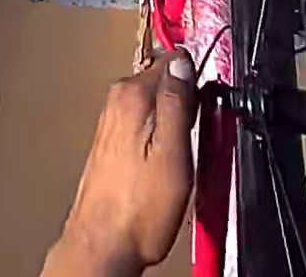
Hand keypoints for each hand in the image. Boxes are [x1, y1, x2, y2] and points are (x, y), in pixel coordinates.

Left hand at [42, 52, 195, 276]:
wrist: (102, 245)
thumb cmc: (139, 208)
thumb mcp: (174, 153)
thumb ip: (177, 101)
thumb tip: (183, 61)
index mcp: (133, 93)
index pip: (174, 61)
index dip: (196, 83)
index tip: (203, 110)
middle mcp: (118, 97)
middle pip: (164, 80)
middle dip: (184, 103)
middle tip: (191, 141)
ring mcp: (112, 117)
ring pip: (155, 102)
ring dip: (171, 122)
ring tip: (175, 159)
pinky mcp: (111, 137)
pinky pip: (144, 120)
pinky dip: (157, 136)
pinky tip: (159, 166)